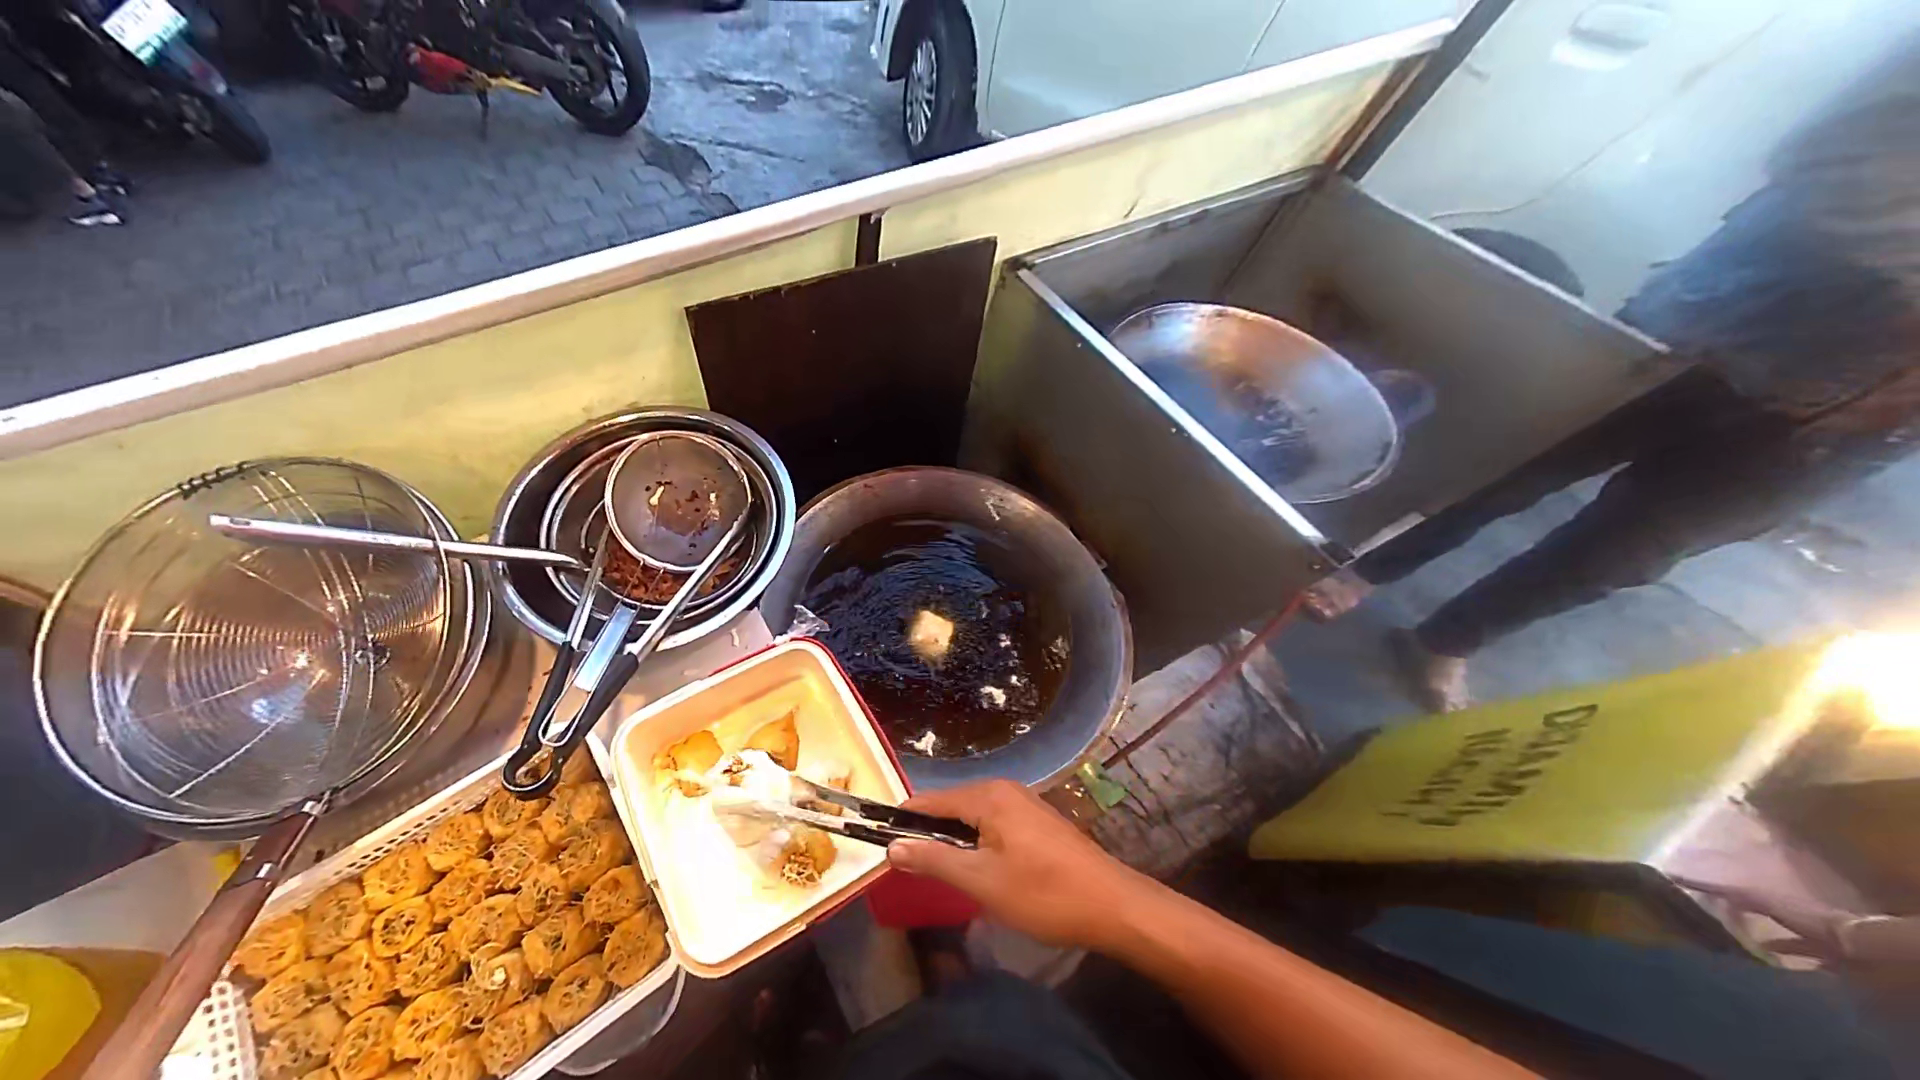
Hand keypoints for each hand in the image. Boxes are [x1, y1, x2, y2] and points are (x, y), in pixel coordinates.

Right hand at [885, 780, 1155, 950]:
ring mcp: (1024, 802)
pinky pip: (993, 822)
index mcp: (988, 796)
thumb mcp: (981, 881)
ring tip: (937, 871)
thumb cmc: (1042, 893)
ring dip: (953, 840)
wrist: (1111, 904)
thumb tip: (892, 846)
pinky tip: (976, 868)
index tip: (878, 840)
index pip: (930, 800)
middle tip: (908, 866)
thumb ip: (934, 860)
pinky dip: (977, 841)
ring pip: (973, 815)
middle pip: (951, 805)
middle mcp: (1004, 789)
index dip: (903, 820)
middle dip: (928, 832)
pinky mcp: (1037, 820)